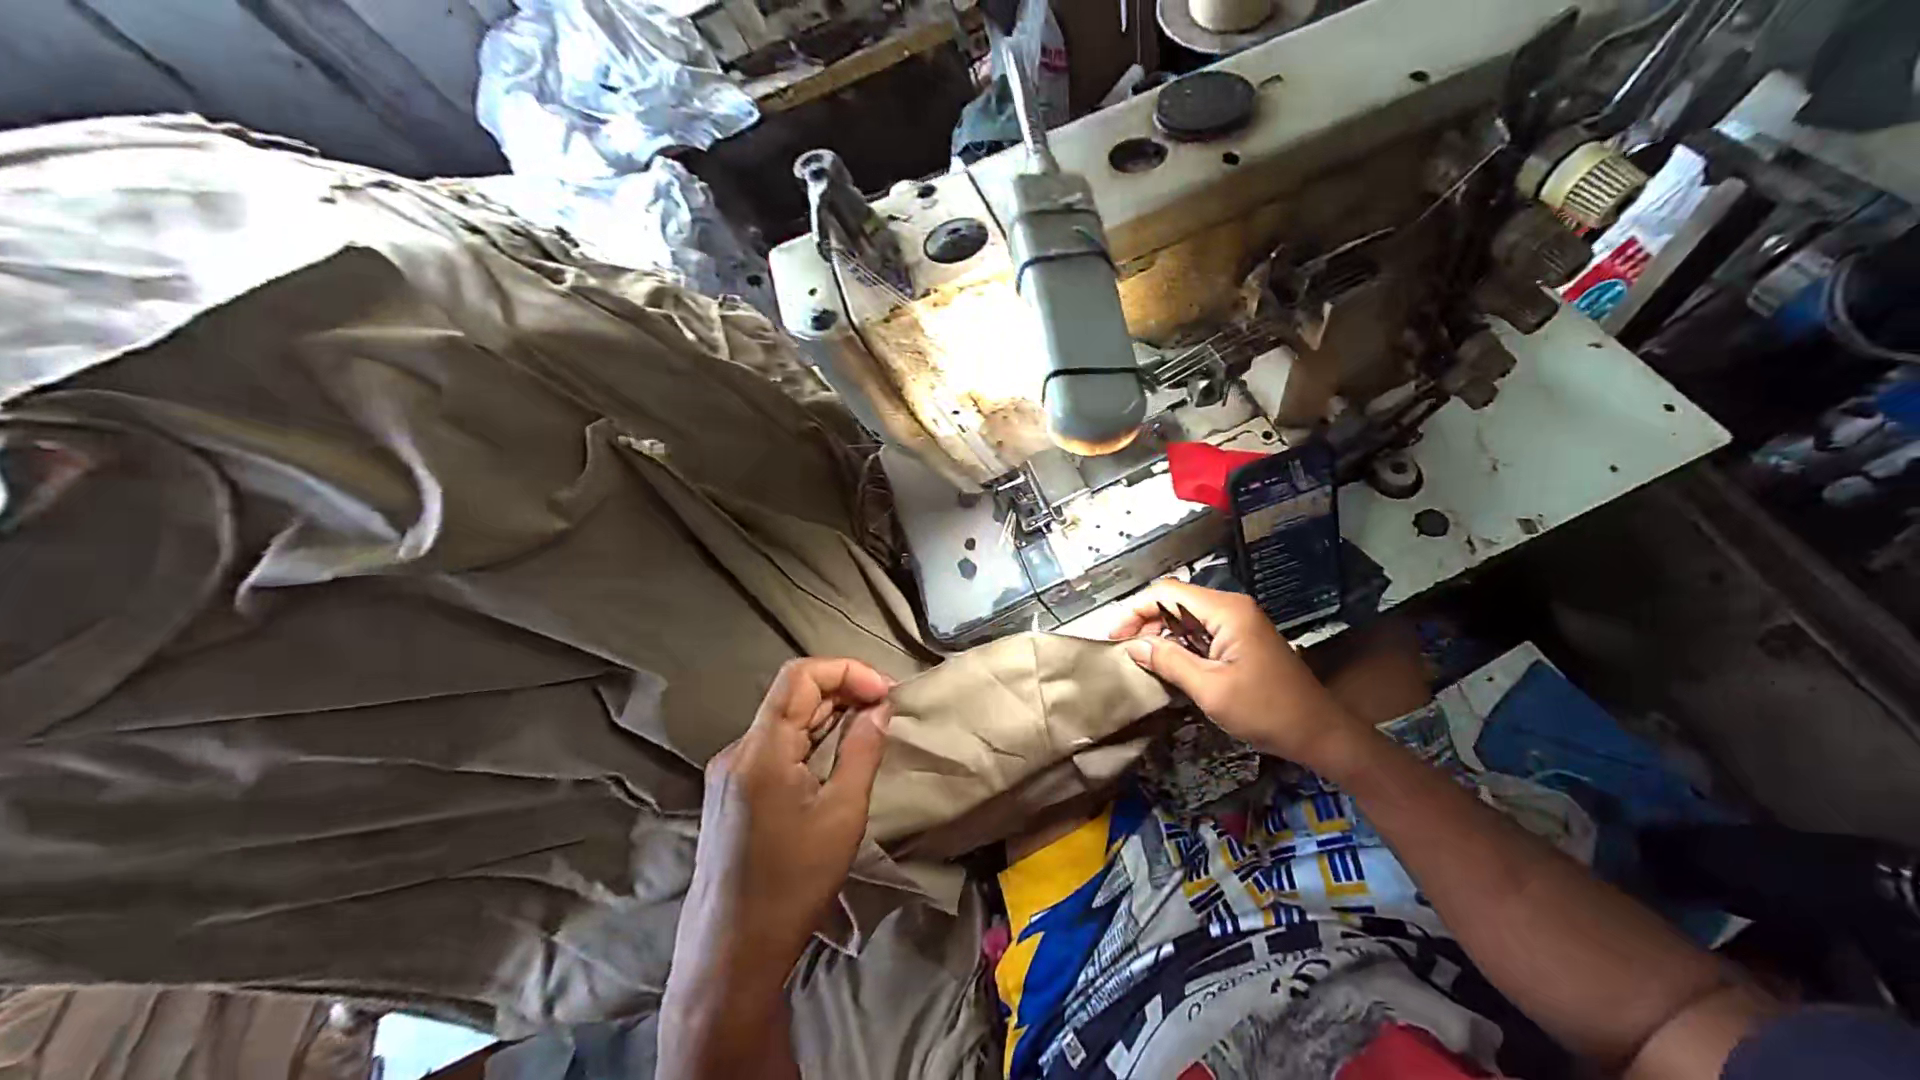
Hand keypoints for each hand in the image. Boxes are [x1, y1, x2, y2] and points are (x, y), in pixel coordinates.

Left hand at [660, 658, 892, 1078]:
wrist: (731, 950)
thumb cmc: (793, 882)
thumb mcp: (842, 814)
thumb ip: (861, 751)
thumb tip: (878, 707)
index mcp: (761, 749)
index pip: (799, 676)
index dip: (846, 671)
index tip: (883, 693)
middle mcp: (737, 750)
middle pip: (791, 696)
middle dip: (842, 692)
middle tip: (884, 711)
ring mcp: (729, 771)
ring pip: (783, 721)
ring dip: (827, 717)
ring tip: (867, 732)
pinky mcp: (730, 791)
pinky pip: (773, 747)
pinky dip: (808, 740)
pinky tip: (833, 760)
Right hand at [1109, 580, 1355, 768]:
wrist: (1319, 733)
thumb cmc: (1267, 711)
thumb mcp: (1210, 689)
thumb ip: (1169, 661)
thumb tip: (1133, 645)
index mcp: (1227, 611)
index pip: (1167, 593)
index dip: (1136, 610)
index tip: (1116, 638)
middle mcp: (1232, 608)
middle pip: (1175, 600)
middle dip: (1146, 621)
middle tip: (1126, 652)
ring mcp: (1239, 623)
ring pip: (1187, 616)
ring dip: (1162, 634)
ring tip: (1142, 659)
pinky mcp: (1242, 639)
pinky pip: (1202, 631)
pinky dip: (1181, 643)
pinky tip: (1169, 663)